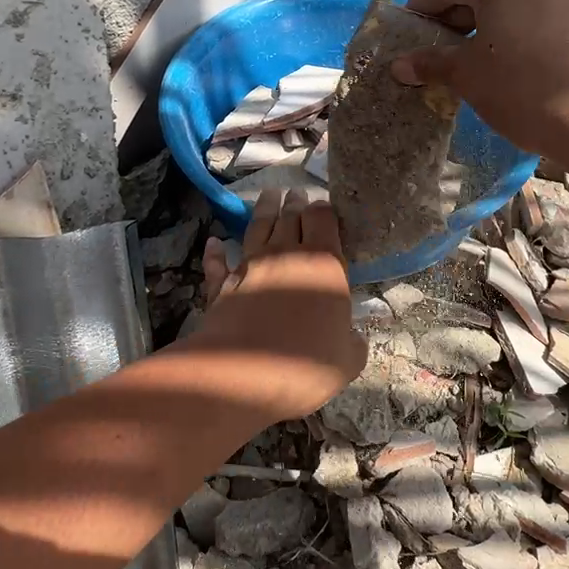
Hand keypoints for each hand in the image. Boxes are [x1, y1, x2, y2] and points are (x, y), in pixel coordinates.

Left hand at [189, 189, 366, 422]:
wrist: (245, 374)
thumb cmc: (308, 363)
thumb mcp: (348, 358)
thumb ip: (352, 341)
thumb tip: (353, 338)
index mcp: (323, 262)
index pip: (323, 218)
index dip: (324, 210)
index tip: (324, 207)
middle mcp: (285, 253)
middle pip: (290, 216)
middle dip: (295, 203)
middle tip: (296, 193)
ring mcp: (250, 266)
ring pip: (257, 227)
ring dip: (264, 210)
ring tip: (269, 195)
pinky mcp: (222, 285)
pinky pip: (218, 263)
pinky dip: (216, 252)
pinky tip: (214, 243)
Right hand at [390, 0, 568, 154]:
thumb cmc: (525, 87)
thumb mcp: (468, 76)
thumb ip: (432, 62)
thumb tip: (400, 65)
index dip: (421, 8)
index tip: (409, 32)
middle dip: (459, 15)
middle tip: (441, 49)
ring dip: (493, 22)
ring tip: (479, 58)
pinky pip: (548, 11)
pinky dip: (525, 28)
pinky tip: (519, 61)